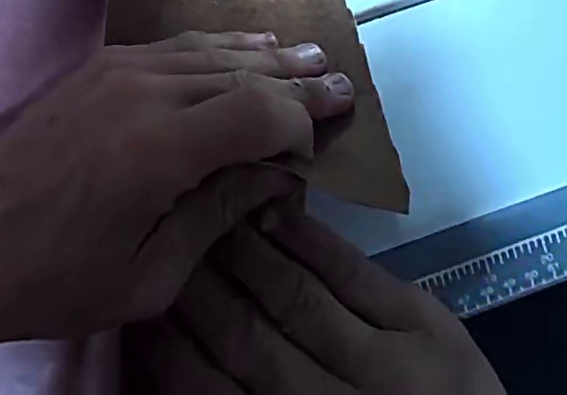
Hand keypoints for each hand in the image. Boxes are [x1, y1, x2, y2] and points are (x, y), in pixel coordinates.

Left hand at [0, 31, 355, 347]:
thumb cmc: (53, 277)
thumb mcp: (147, 277)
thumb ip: (220, 215)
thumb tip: (280, 174)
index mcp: (157, 150)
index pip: (258, 113)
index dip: (300, 122)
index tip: (321, 140)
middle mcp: (146, 91)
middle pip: (246, 74)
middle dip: (299, 82)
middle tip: (342, 83)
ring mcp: (125, 67)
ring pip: (218, 52)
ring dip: (270, 56)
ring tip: (312, 55)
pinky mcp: (108, 60)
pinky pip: (184, 44)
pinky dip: (227, 47)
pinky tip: (253, 44)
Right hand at [125, 204, 505, 394]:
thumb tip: (189, 361)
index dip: (170, 342)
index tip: (143, 292)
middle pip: (246, 334)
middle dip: (200, 280)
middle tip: (166, 229)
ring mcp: (383, 361)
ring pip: (293, 294)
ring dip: (247, 247)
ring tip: (210, 205)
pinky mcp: (422, 323)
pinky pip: (351, 271)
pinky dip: (309, 237)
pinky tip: (277, 206)